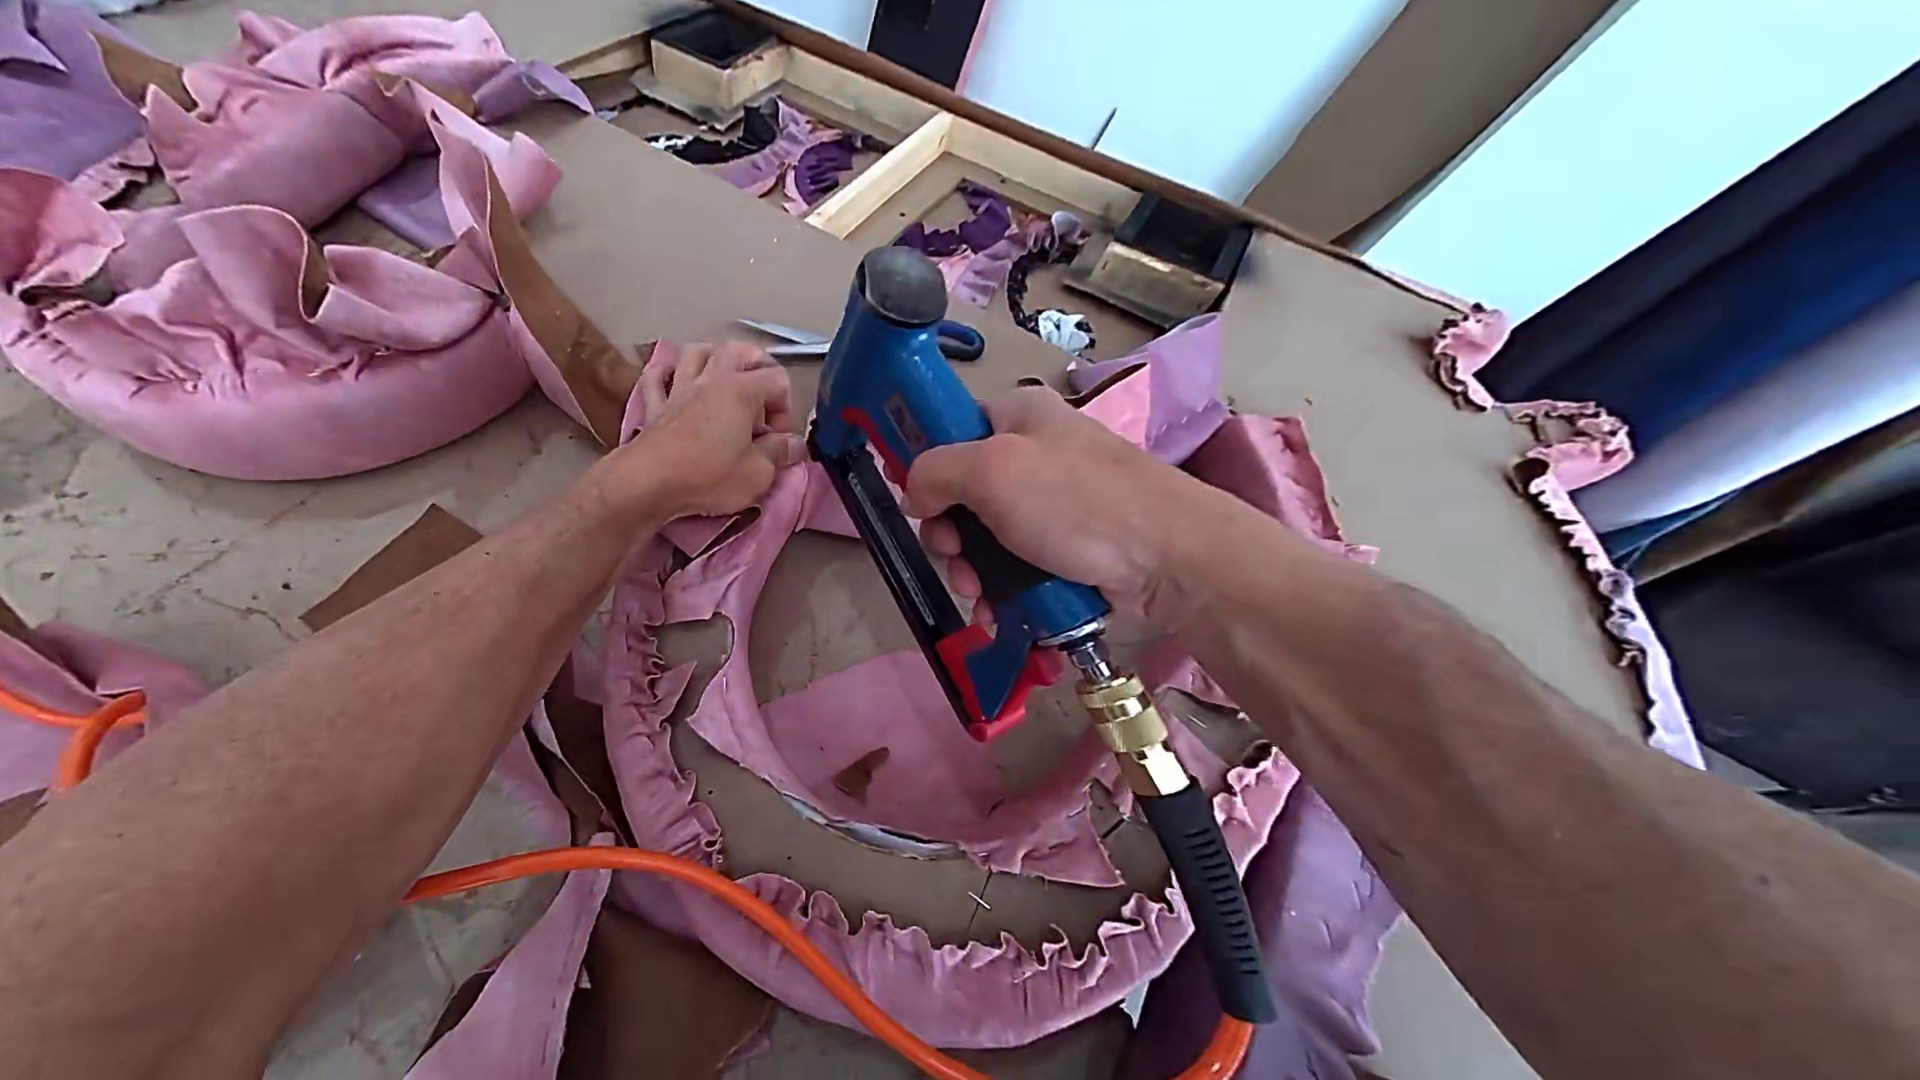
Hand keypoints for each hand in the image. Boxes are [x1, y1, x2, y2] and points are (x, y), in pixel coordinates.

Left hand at [593, 341, 804, 519]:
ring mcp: (679, 390)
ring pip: (695, 352)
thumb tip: (796, 445)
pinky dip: (667, 374)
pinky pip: (657, 377)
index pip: (778, 380)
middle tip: (762, 392)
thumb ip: (780, 453)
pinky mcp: (654, 406)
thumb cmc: (710, 476)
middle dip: (756, 364)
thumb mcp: (759, 472)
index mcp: (742, 391)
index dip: (786, 408)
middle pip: (737, 350)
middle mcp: (711, 381)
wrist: (649, 483)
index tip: (779, 437)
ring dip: (713, 357)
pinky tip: (674, 381)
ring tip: (723, 378)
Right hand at [902, 386, 1254, 626]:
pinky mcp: (1066, 545)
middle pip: (963, 492)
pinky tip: (996, 612)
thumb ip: (935, 472)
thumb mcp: (992, 471)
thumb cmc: (1075, 502)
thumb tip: (914, 493)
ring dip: (972, 571)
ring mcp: (1053, 502)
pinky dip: (1000, 589)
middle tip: (955, 558)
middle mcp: (1035, 452)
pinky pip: (1015, 564)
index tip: (919, 504)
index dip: (929, 466)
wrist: (1166, 557)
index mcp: (1018, 415)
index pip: (952, 429)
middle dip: (950, 535)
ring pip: (986, 536)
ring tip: (980, 596)